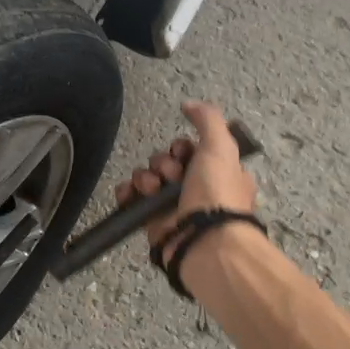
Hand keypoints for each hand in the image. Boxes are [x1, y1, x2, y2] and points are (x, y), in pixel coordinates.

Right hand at [112, 102, 258, 263]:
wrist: (205, 244)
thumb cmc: (217, 194)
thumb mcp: (221, 148)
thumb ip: (207, 120)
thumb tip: (188, 104)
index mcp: (217, 173)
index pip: (189, 149)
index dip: (181, 148)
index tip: (182, 154)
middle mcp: (196, 189)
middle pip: (165, 161)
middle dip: (162, 164)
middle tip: (170, 175)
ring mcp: (173, 207)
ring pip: (147, 178)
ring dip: (144, 178)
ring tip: (152, 190)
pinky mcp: (152, 222)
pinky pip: (132, 199)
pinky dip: (128, 194)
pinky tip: (130, 195)